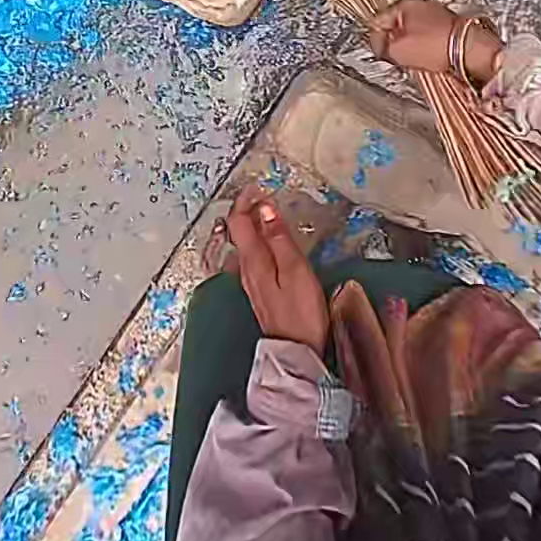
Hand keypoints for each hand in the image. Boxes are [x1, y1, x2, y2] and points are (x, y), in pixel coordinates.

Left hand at [214, 188, 328, 356]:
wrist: (297, 352)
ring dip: (254, 225)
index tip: (258, 187)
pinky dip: (259, 241)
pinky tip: (270, 241)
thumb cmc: (301, 310)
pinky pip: (253, 256)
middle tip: (264, 195)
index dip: (245, 201)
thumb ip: (279, 238)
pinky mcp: (260, 290)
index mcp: (253, 260)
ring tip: (268, 212)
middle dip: (248, 210)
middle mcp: (246, 269)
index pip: (239, 222)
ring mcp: (251, 281)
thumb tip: (265, 209)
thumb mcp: (294, 269)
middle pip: (239, 232)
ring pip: (245, 244)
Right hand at [366, 0, 502, 83]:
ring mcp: (435, 13)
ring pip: (411, 31)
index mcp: (403, 4)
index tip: (381, 53)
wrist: (469, 50)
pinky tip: (429, 57)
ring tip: (415, 59)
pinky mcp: (447, 24)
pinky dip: (425, 46)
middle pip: (395, 26)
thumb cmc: (436, 46)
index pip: (377, 22)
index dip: (376, 41)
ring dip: (410, 45)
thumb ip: (382, 46)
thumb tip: (380, 46)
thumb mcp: (398, 50)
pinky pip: (427, 36)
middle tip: (397, 57)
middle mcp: (419, 4)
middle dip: (393, 43)